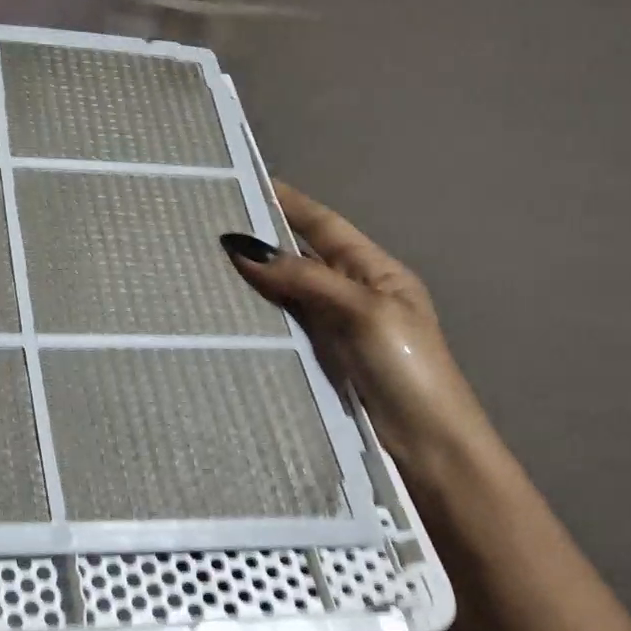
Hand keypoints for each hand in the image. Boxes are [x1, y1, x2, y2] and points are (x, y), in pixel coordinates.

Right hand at [220, 181, 498, 470]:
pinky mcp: (317, 358)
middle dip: (260, 237)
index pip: (324, 225)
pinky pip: (279, 323)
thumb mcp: (364, 311)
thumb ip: (306, 278)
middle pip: (300, 255)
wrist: (429, 448)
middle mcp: (352, 292)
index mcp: (376, 272)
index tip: (244, 182)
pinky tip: (220, 309)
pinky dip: (252, 312)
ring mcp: (333, 327)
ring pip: (284, 289)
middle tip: (207, 223)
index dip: (288, 202)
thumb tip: (244, 246)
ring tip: (201, 261)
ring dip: (250, 276)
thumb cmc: (408, 370)